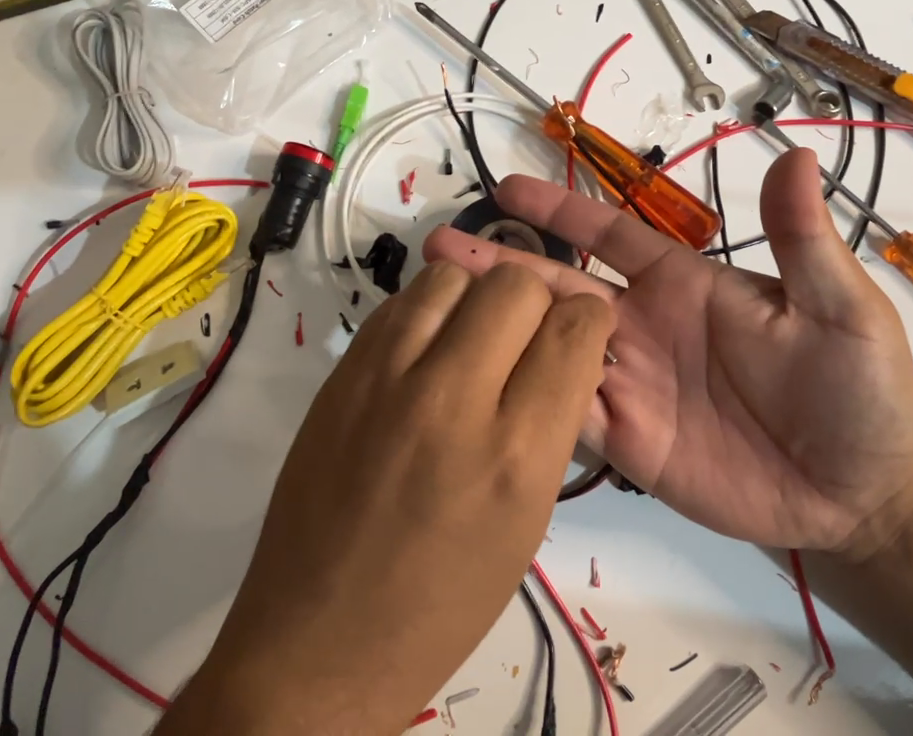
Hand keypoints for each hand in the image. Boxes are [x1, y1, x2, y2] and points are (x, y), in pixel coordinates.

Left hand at [159, 261, 613, 735]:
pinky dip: (426, 312)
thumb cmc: (442, 600)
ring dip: (476, 298)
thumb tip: (561, 353)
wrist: (323, 636)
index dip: (589, 322)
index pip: (575, 331)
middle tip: (526, 339)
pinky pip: (399, 304)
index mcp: (516, 452)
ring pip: (453, 276)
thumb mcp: (526, 520)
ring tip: (472, 339)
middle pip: (516, 286)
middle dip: (537, 303)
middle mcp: (453, 398)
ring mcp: (385, 379)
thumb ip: (549, 424)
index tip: (580, 334)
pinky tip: (426, 351)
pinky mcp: (341, 374)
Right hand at [424, 148, 912, 557]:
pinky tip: (475, 383)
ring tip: (434, 309)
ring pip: (546, 348)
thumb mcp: (837, 307)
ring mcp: (629, 386)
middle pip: (557, 290)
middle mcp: (643, 327)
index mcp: (683, 285)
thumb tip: (791, 156)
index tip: (506, 187)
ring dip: (496, 328)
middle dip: (499, 267)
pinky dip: (520, 396)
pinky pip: (562, 414)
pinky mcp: (626, 444)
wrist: (859, 494)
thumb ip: (800, 241)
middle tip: (438, 246)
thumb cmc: (857, 390)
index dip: (560, 211)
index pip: (608, 236)